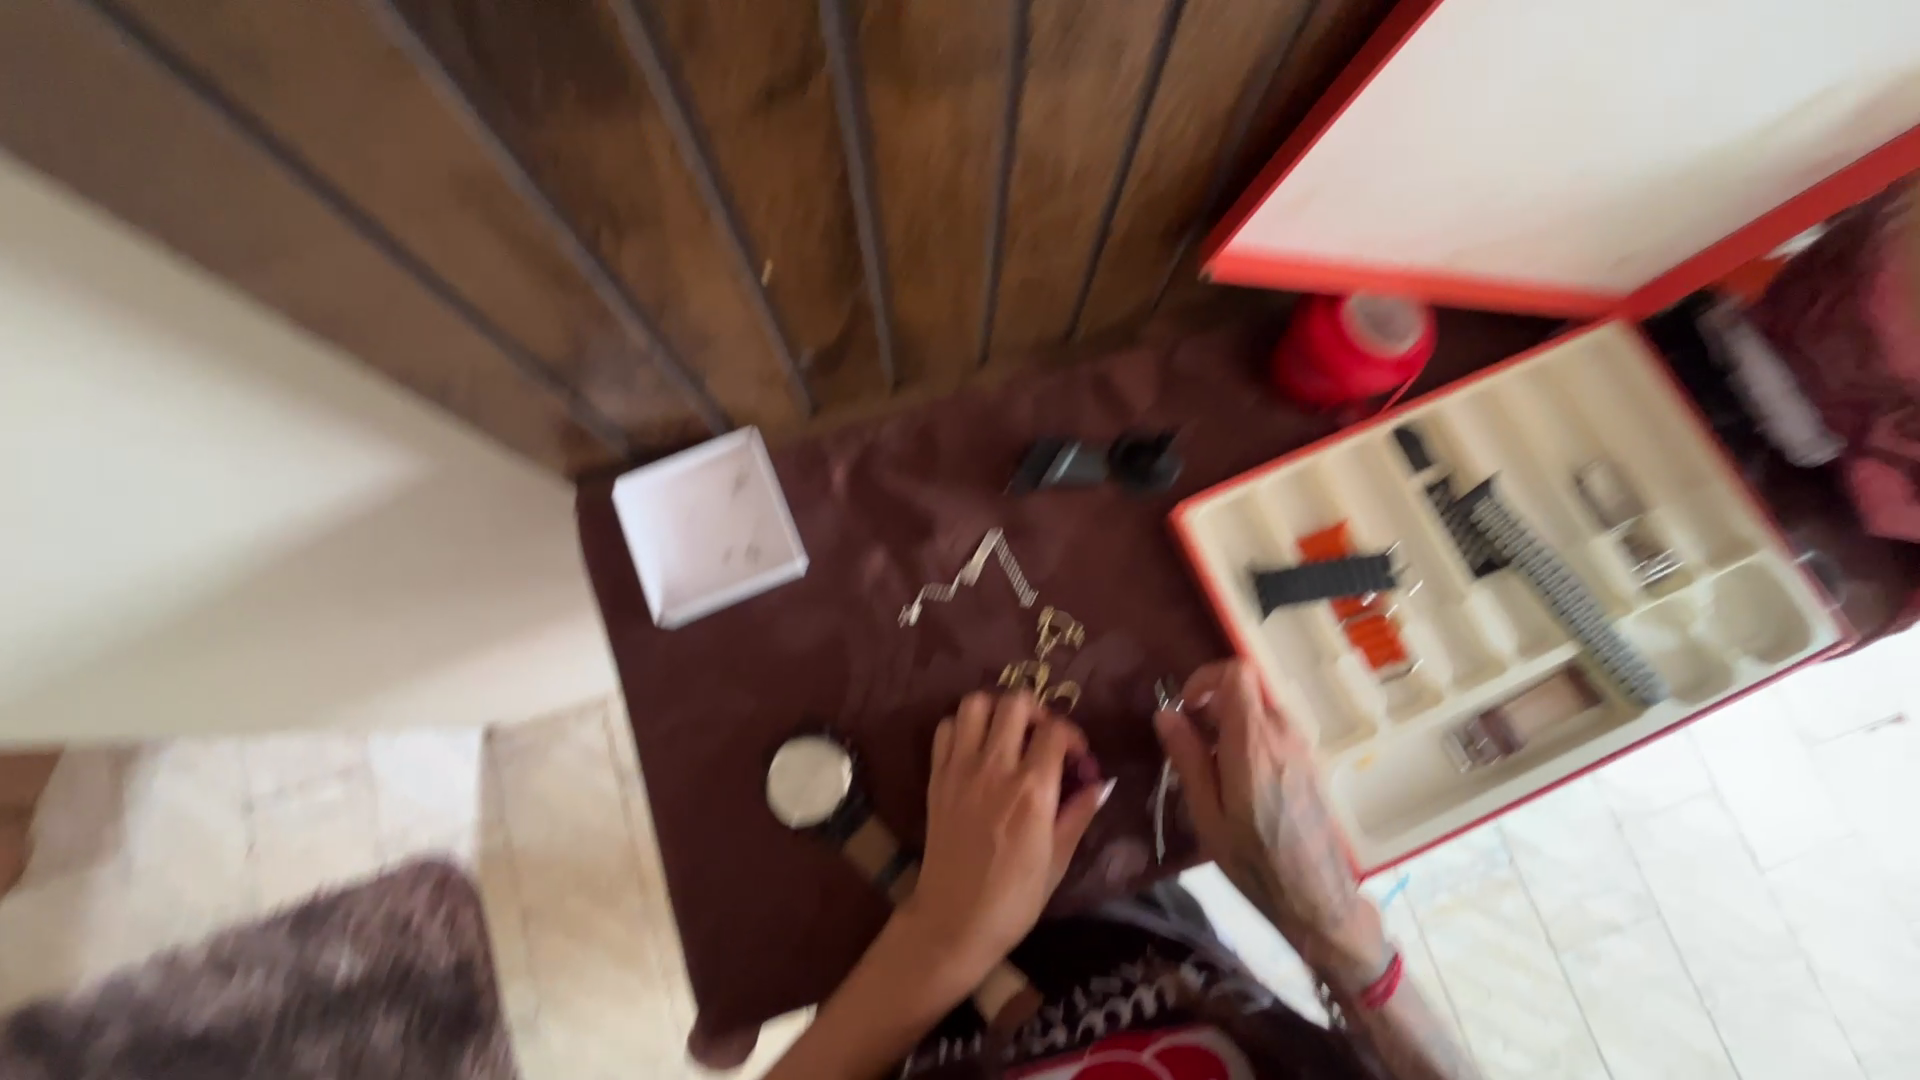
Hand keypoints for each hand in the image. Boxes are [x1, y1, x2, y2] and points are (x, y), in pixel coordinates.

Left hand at [903, 690, 1113, 982]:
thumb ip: (1079, 813)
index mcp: (1033, 790)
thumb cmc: (1014, 898)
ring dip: (997, 711)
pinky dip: (963, 728)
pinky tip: (976, 749)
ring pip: (976, 704)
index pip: (1056, 731)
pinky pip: (946, 729)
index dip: (1073, 735)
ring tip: (1007, 734)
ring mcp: (961, 769)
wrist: (954, 920)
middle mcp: (996, 768)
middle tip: (1041, 737)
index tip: (1077, 757)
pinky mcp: (937, 776)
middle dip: (1037, 712)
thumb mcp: (1058, 860)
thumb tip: (1100, 783)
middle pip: (1016, 702)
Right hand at [1154, 660, 1387, 987]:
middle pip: (1246, 689)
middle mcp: (1283, 734)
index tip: (1185, 708)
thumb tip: (1166, 714)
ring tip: (1211, 764)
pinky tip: (1237, 778)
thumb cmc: (1253, 859)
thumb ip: (1187, 757)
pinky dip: (1249, 737)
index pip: (1238, 672)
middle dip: (1213, 704)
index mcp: (1254, 742)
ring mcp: (1302, 747)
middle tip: (1191, 741)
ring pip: (1260, 709)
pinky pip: (1274, 730)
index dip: (1206, 678)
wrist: (1316, 898)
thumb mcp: (1206, 813)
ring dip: (1230, 721)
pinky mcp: (1309, 763)